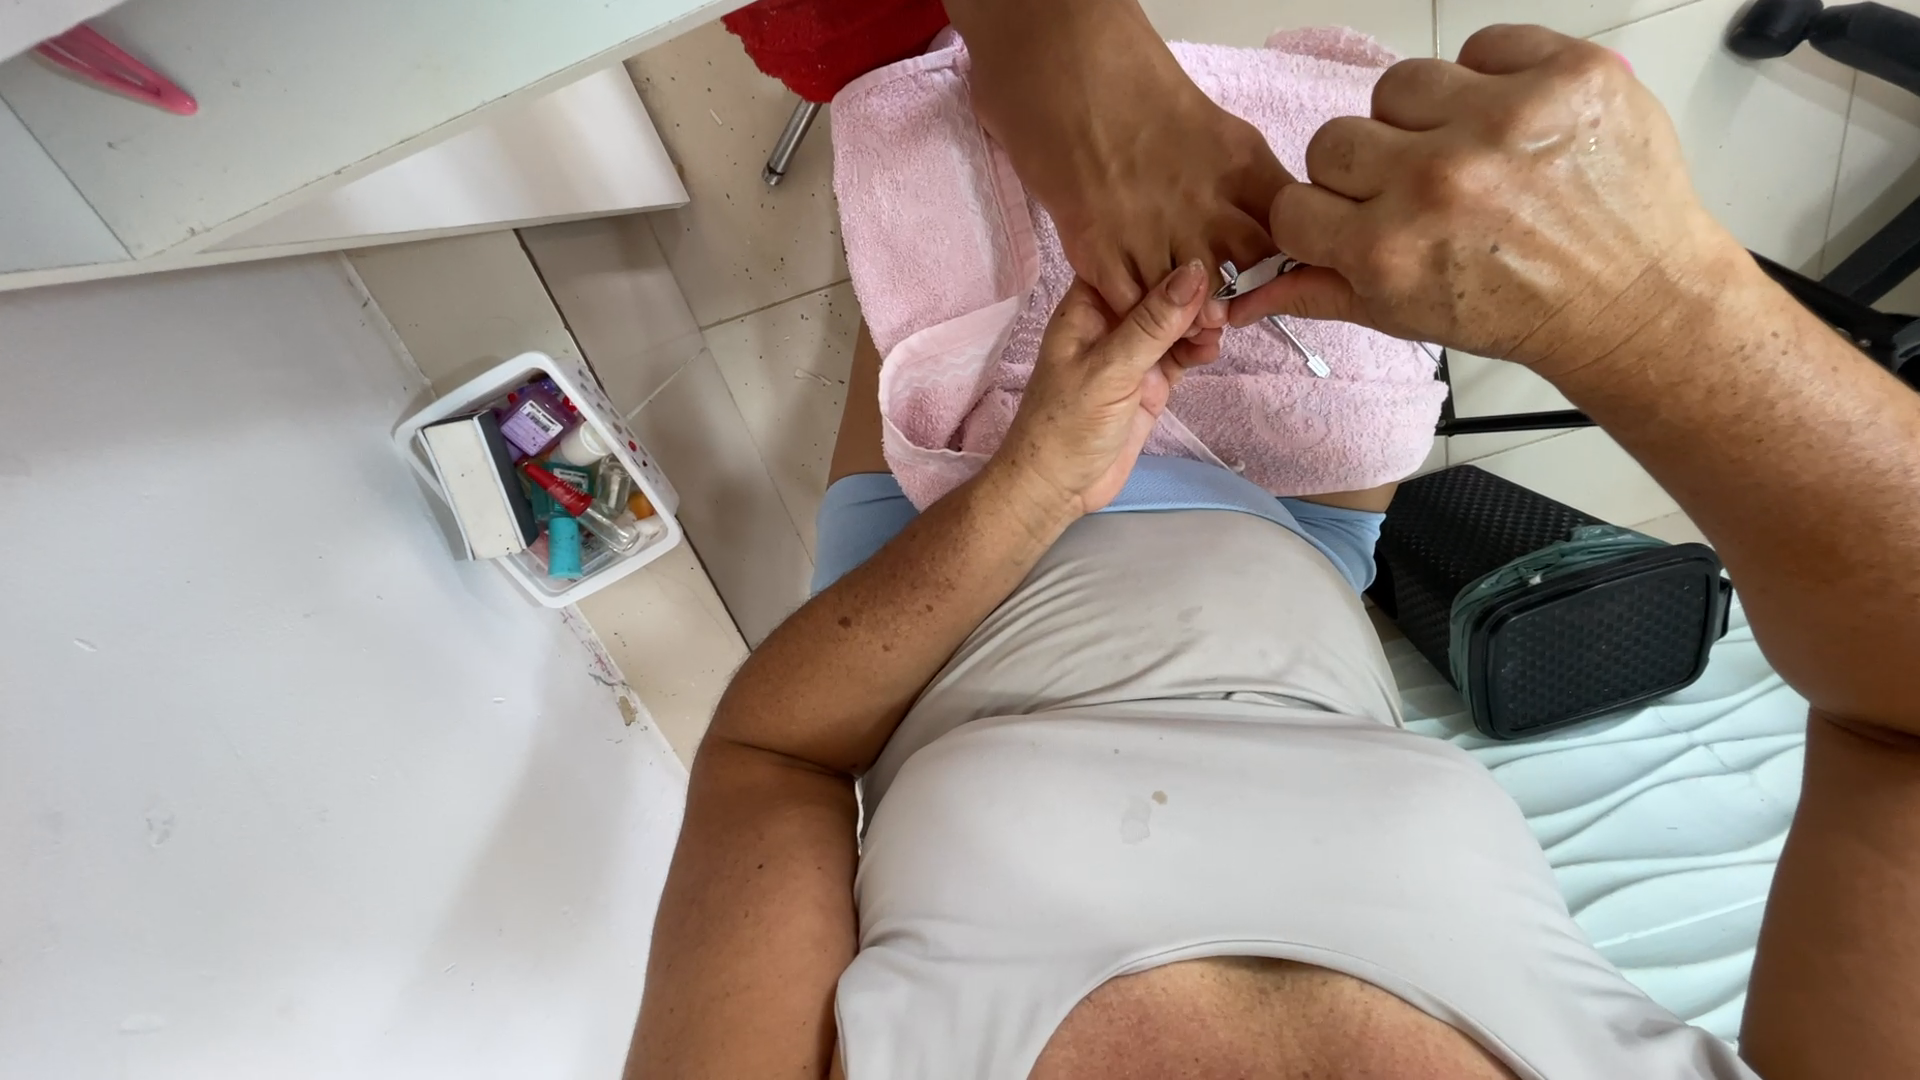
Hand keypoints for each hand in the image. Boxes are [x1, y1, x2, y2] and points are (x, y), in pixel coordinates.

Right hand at [960, 1, 1287, 327]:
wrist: (1052, 53)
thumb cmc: (1117, 66)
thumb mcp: (1198, 113)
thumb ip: (1222, 166)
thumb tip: (1238, 206)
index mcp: (1235, 157)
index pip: (1285, 226)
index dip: (1285, 258)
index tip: (1272, 274)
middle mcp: (1200, 199)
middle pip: (1245, 272)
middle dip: (1242, 299)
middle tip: (1227, 311)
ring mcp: (1147, 228)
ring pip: (1189, 301)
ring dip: (1190, 320)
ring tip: (1182, 325)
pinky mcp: (1095, 248)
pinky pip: (1132, 306)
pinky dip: (1140, 320)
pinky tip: (1138, 317)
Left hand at [993, 261, 1214, 515]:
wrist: (1057, 487)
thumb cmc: (1066, 425)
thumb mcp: (1109, 369)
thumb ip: (1152, 324)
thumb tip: (1196, 271)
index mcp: (1087, 307)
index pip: (1130, 261)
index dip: (1168, 252)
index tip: (1210, 251)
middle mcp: (1111, 323)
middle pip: (1160, 291)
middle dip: (1193, 291)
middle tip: (1224, 301)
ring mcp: (1132, 354)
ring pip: (1176, 323)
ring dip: (1199, 322)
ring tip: (1220, 327)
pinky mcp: (1150, 382)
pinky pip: (1181, 355)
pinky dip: (1197, 350)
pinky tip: (1212, 350)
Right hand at [1228, 25, 1743, 377]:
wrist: (1623, 296)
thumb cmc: (1503, 311)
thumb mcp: (1394, 315)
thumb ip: (1315, 292)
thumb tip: (1243, 298)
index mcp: (1385, 250)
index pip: (1292, 205)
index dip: (1314, 216)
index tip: (1343, 221)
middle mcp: (1433, 182)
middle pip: (1333, 140)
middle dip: (1358, 168)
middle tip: (1400, 189)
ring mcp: (1501, 122)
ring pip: (1396, 86)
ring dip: (1415, 118)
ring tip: (1455, 151)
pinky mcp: (1564, 76)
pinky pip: (1481, 45)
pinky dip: (1485, 79)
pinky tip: (1503, 124)